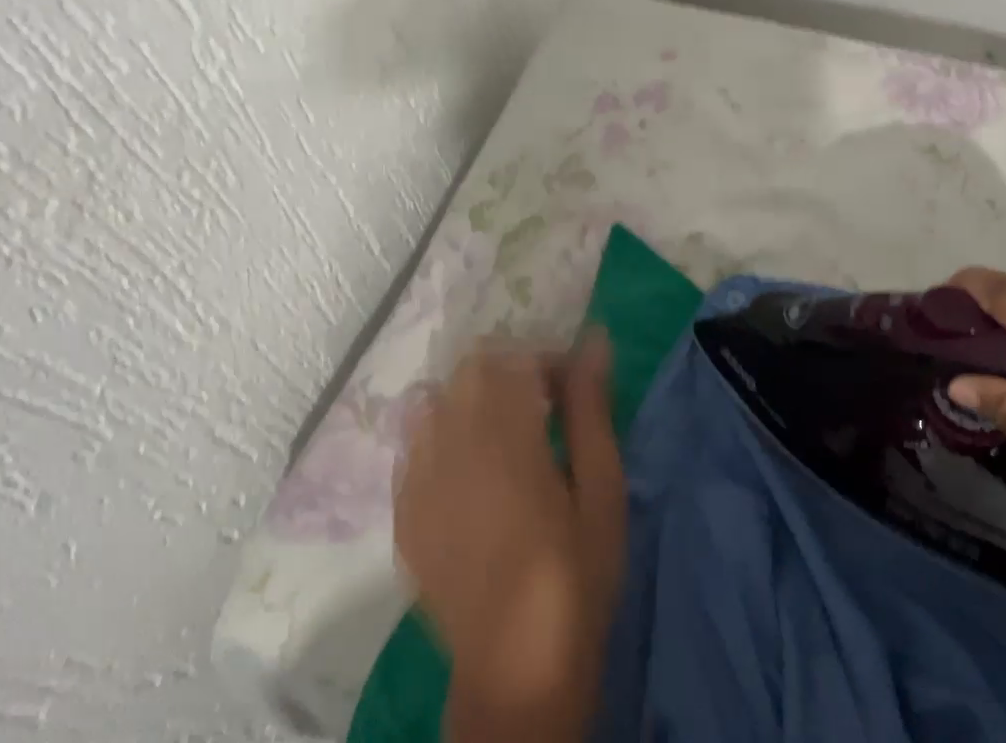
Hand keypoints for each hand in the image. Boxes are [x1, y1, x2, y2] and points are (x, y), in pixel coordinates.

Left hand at [392, 333, 623, 741]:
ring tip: (505, 436)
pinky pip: (412, 448)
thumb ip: (592, 410)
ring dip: (471, 402)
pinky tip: (470, 471)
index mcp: (505, 440)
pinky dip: (442, 439)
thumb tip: (594, 340)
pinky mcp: (402, 515)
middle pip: (466, 375)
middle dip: (507, 375)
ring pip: (432, 405)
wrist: (517, 665)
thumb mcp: (603, 489)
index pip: (511, 361)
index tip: (572, 385)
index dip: (545, 360)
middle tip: (543, 409)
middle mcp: (449, 451)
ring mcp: (416, 484)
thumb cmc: (577, 573)